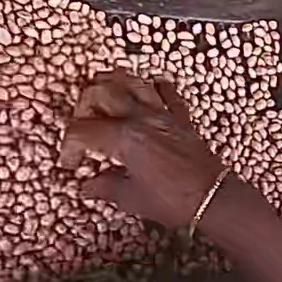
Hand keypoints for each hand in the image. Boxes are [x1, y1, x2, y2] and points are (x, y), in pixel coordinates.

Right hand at [58, 70, 227, 226]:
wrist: (213, 198)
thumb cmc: (173, 200)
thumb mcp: (132, 198)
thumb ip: (106, 187)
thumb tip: (89, 186)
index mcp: (124, 137)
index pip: (82, 130)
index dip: (69, 146)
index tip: (71, 164)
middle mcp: (141, 118)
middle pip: (100, 92)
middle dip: (83, 107)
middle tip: (83, 129)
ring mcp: (163, 115)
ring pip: (132, 81)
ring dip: (112, 85)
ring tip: (103, 100)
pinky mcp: (181, 120)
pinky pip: (167, 92)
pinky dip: (154, 87)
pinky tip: (145, 93)